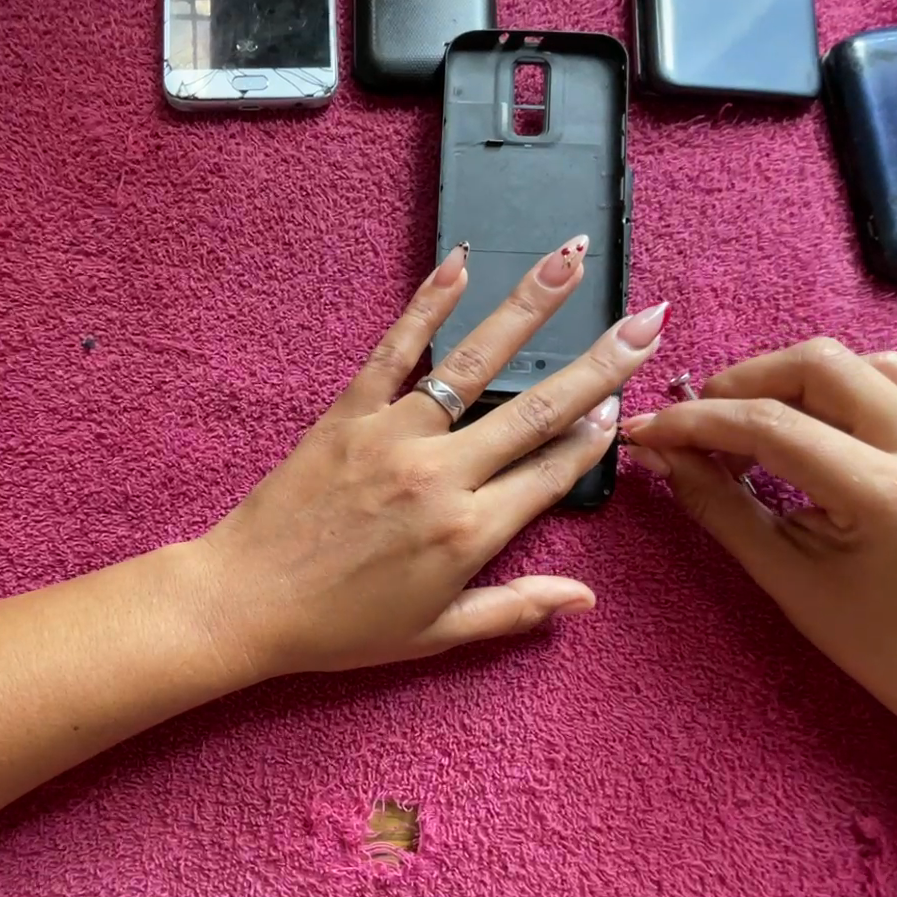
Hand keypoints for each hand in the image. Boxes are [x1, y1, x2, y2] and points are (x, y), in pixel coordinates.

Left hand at [194, 236, 669, 675]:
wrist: (247, 600)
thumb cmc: (339, 627)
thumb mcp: (433, 634)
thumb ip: (512, 610)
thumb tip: (585, 599)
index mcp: (470, 533)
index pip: (552, 474)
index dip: (593, 440)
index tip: (625, 407)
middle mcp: (442, 476)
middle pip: (535, 411)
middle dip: (599, 364)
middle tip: (649, 320)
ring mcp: (393, 438)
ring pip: (473, 365)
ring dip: (527, 309)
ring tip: (569, 261)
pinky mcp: (347, 416)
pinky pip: (393, 352)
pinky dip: (425, 306)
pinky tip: (457, 265)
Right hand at [618, 339, 896, 734]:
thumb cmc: (866, 635)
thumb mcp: (776, 571)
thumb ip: (713, 501)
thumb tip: (655, 452)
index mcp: (887, 496)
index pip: (772, 426)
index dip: (695, 421)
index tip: (643, 431)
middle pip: (820, 365)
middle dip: (738, 383)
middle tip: (693, 425)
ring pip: (852, 363)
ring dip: (781, 381)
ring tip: (741, 428)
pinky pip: (880, 381)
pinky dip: (820, 390)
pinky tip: (791, 428)